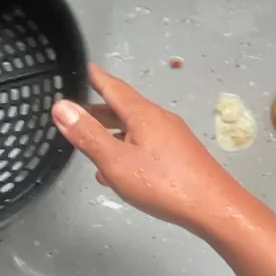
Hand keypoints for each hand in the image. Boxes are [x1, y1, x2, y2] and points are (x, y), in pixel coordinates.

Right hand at [52, 64, 264, 236]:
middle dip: (100, 109)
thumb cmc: (163, 184)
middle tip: (78, 110)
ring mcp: (172, 137)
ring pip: (135, 128)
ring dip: (112, 132)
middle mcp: (159, 119)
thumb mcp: (116, 161)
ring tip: (92, 140)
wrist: (213, 207)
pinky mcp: (179, 156)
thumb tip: (62, 107)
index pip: (114, 88)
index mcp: (143, 115)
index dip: (98, 78)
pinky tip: (118, 170)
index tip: (87, 68)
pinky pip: (146, 144)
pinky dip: (127, 149)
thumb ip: (88, 135)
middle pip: (124, 108)